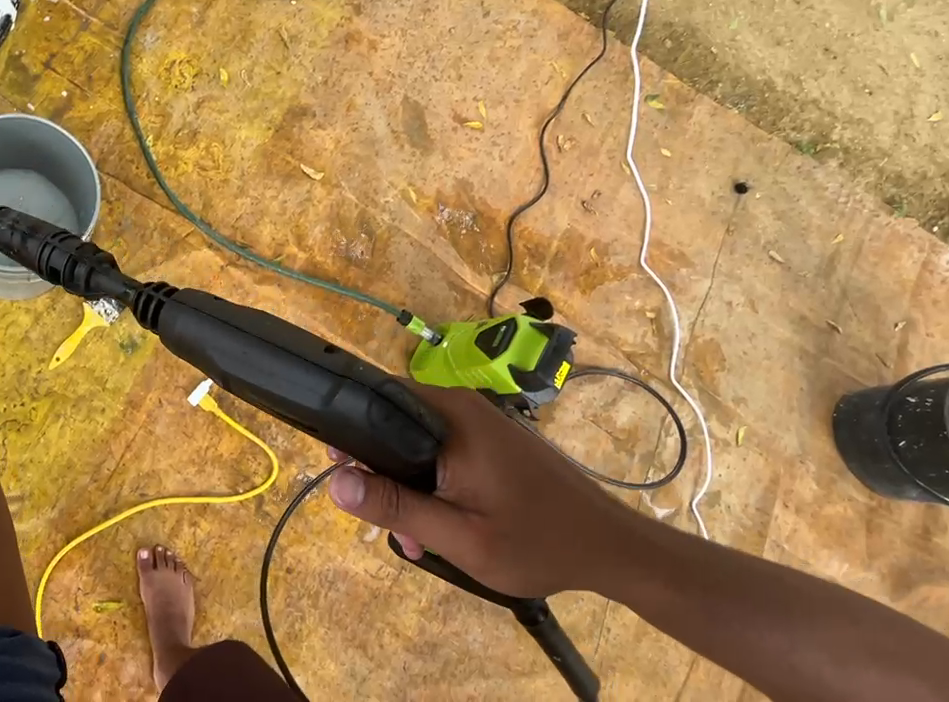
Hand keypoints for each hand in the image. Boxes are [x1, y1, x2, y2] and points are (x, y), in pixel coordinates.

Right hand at [325, 382, 646, 597]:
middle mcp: (459, 404)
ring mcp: (477, 420)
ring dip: (408, 486)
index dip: (350, 436)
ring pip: (415, 442)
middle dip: (383, 474)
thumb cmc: (538, 540)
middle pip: (392, 423)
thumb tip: (335, 483)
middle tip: (388, 524)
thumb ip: (395, 506)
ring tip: (418, 539)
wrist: (613, 549)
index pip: (375, 399)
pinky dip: (431, 483)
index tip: (342, 475)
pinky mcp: (488, 439)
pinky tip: (441, 526)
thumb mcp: (459, 535)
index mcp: (450, 413)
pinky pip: (439, 450)